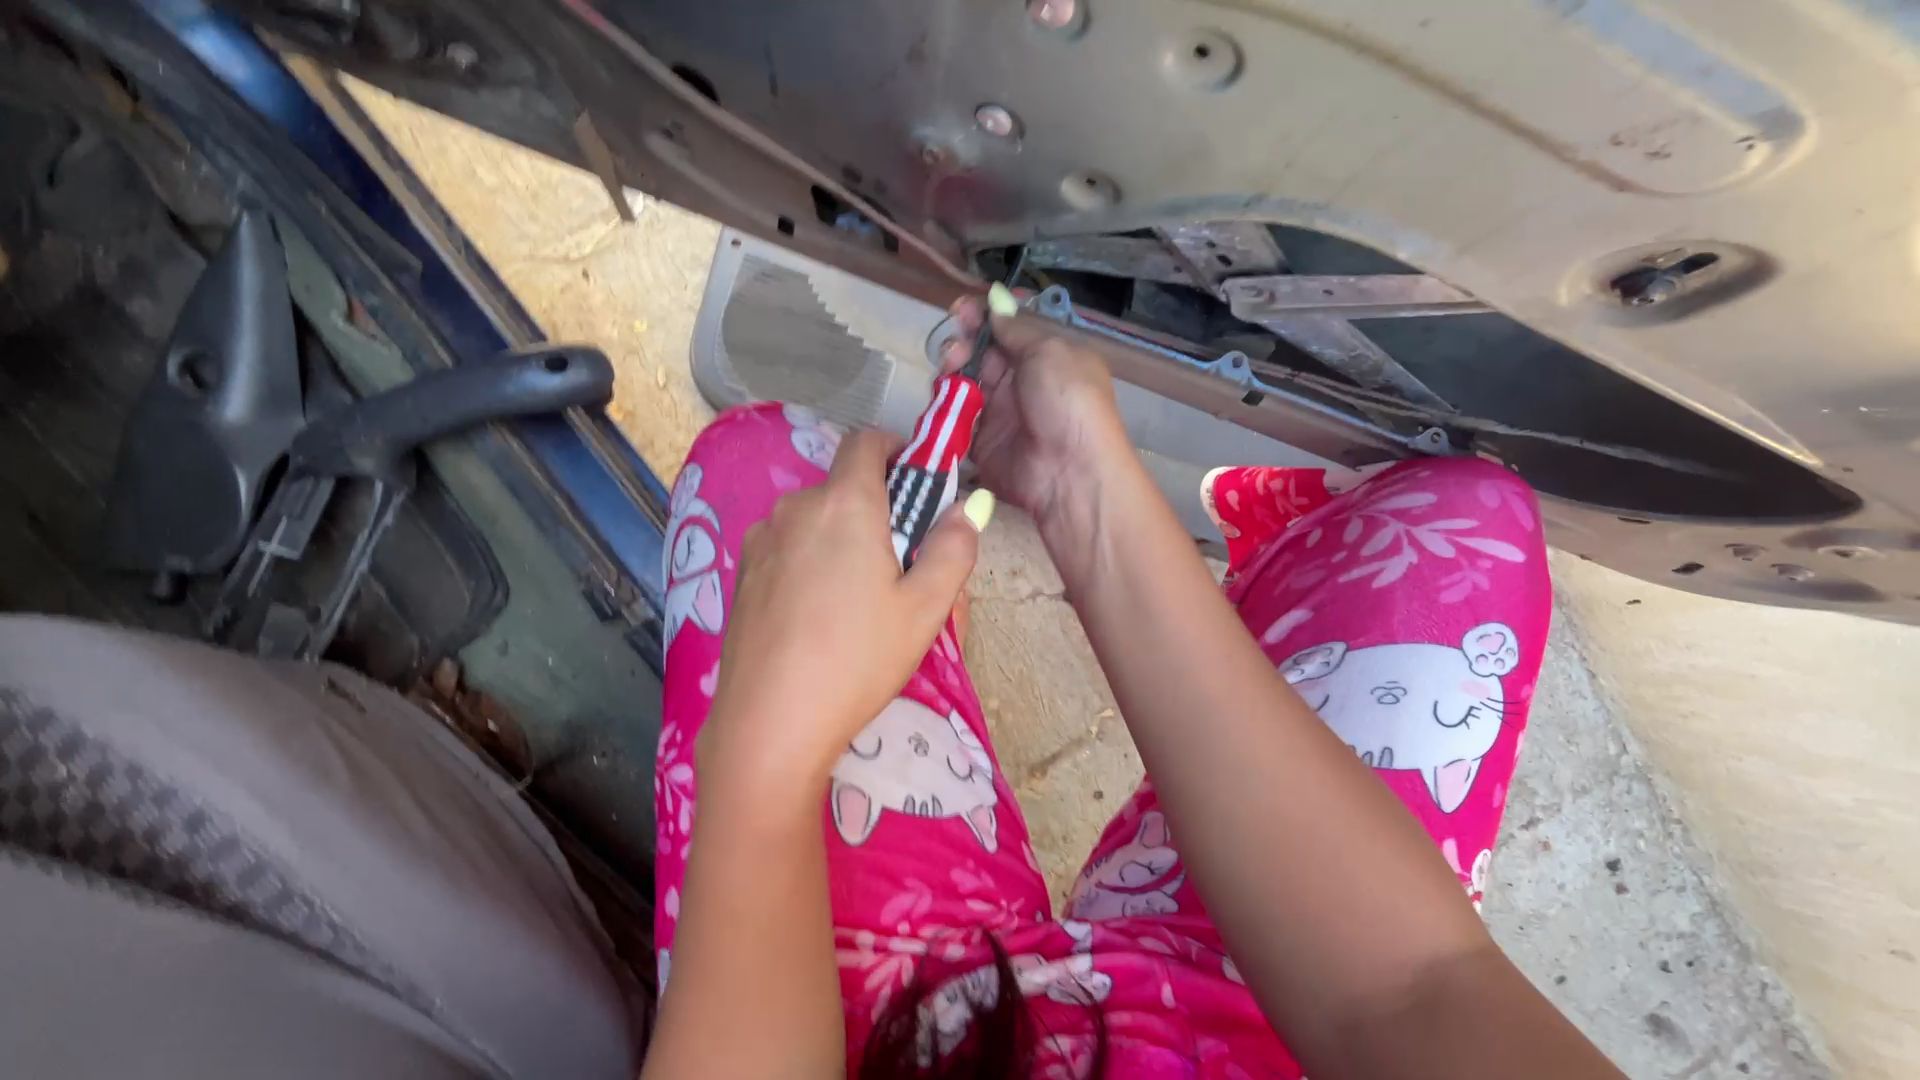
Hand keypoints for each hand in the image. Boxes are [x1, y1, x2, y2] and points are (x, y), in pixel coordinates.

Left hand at [701, 429, 983, 794]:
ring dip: (840, 537)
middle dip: (875, 509)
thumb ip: (953, 549)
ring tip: (855, 599)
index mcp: (845, 503)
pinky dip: (808, 561)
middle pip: (842, 487)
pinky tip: (816, 616)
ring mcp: (761, 540)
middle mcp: (796, 508)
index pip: (866, 442)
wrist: (770, 720)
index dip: (896, 450)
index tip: (915, 482)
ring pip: (813, 521)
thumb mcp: (925, 608)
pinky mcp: (742, 573)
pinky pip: (787, 548)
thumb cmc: (858, 658)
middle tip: (898, 564)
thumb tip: (965, 509)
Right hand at [942, 297, 1130, 533]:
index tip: (963, 308)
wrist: (1070, 473)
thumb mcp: (1051, 351)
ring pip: (962, 381)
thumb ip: (1018, 329)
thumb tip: (996, 307)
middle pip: (981, 352)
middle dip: (963, 341)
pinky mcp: (980, 440)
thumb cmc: (1069, 402)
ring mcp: (1000, 411)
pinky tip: (944, 396)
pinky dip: (944, 404)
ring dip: (951, 369)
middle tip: (958, 346)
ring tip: (951, 368)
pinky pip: (954, 416)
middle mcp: (1022, 381)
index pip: (1009, 328)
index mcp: (1047, 355)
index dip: (985, 315)